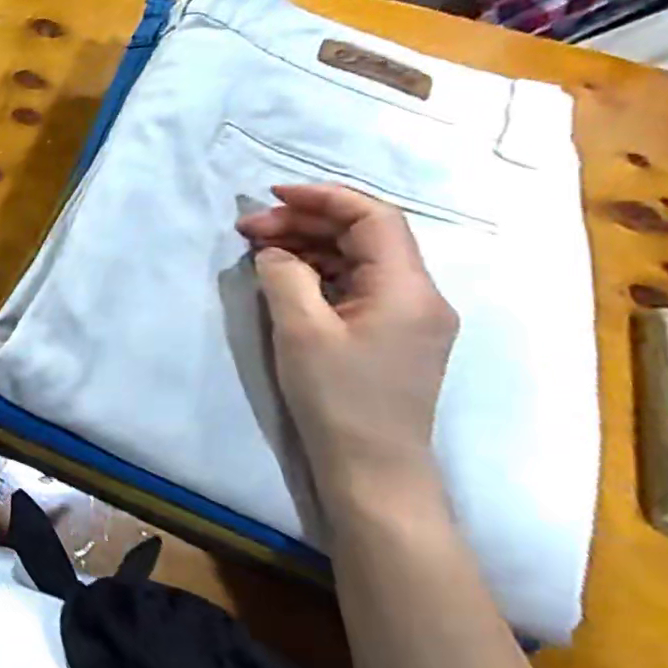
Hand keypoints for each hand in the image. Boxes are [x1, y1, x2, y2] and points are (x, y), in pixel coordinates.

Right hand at [235, 184, 458, 495]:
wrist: (372, 470)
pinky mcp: (391, 333)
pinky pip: (355, 284)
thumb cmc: (338, 397)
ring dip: (307, 246)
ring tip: (258, 250)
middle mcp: (420, 295)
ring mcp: (408, 316)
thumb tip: (275, 251)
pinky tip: (283, 276)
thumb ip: (284, 273)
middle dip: (304, 223)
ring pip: (357, 258)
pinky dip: (317, 271)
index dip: (321, 197)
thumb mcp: (300, 328)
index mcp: (408, 289)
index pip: (372, 217)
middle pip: (363, 235)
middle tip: (248, 231)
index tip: (270, 197)